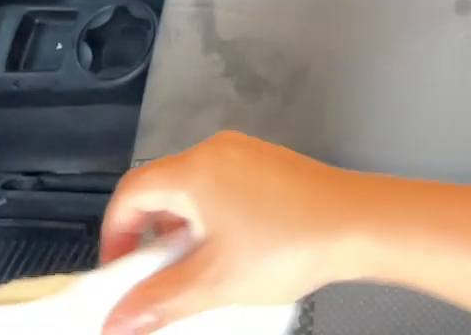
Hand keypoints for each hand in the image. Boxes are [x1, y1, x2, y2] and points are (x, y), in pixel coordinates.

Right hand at [99, 132, 370, 333]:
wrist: (355, 223)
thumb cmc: (291, 241)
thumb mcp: (212, 283)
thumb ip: (158, 301)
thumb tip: (120, 319)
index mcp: (197, 169)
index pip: (131, 191)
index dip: (114, 235)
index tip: (119, 273)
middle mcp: (219, 152)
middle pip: (162, 189)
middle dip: (152, 238)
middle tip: (156, 281)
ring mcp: (246, 155)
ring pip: (194, 191)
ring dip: (184, 232)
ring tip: (198, 273)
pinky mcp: (268, 166)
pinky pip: (222, 188)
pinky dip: (212, 220)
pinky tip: (230, 254)